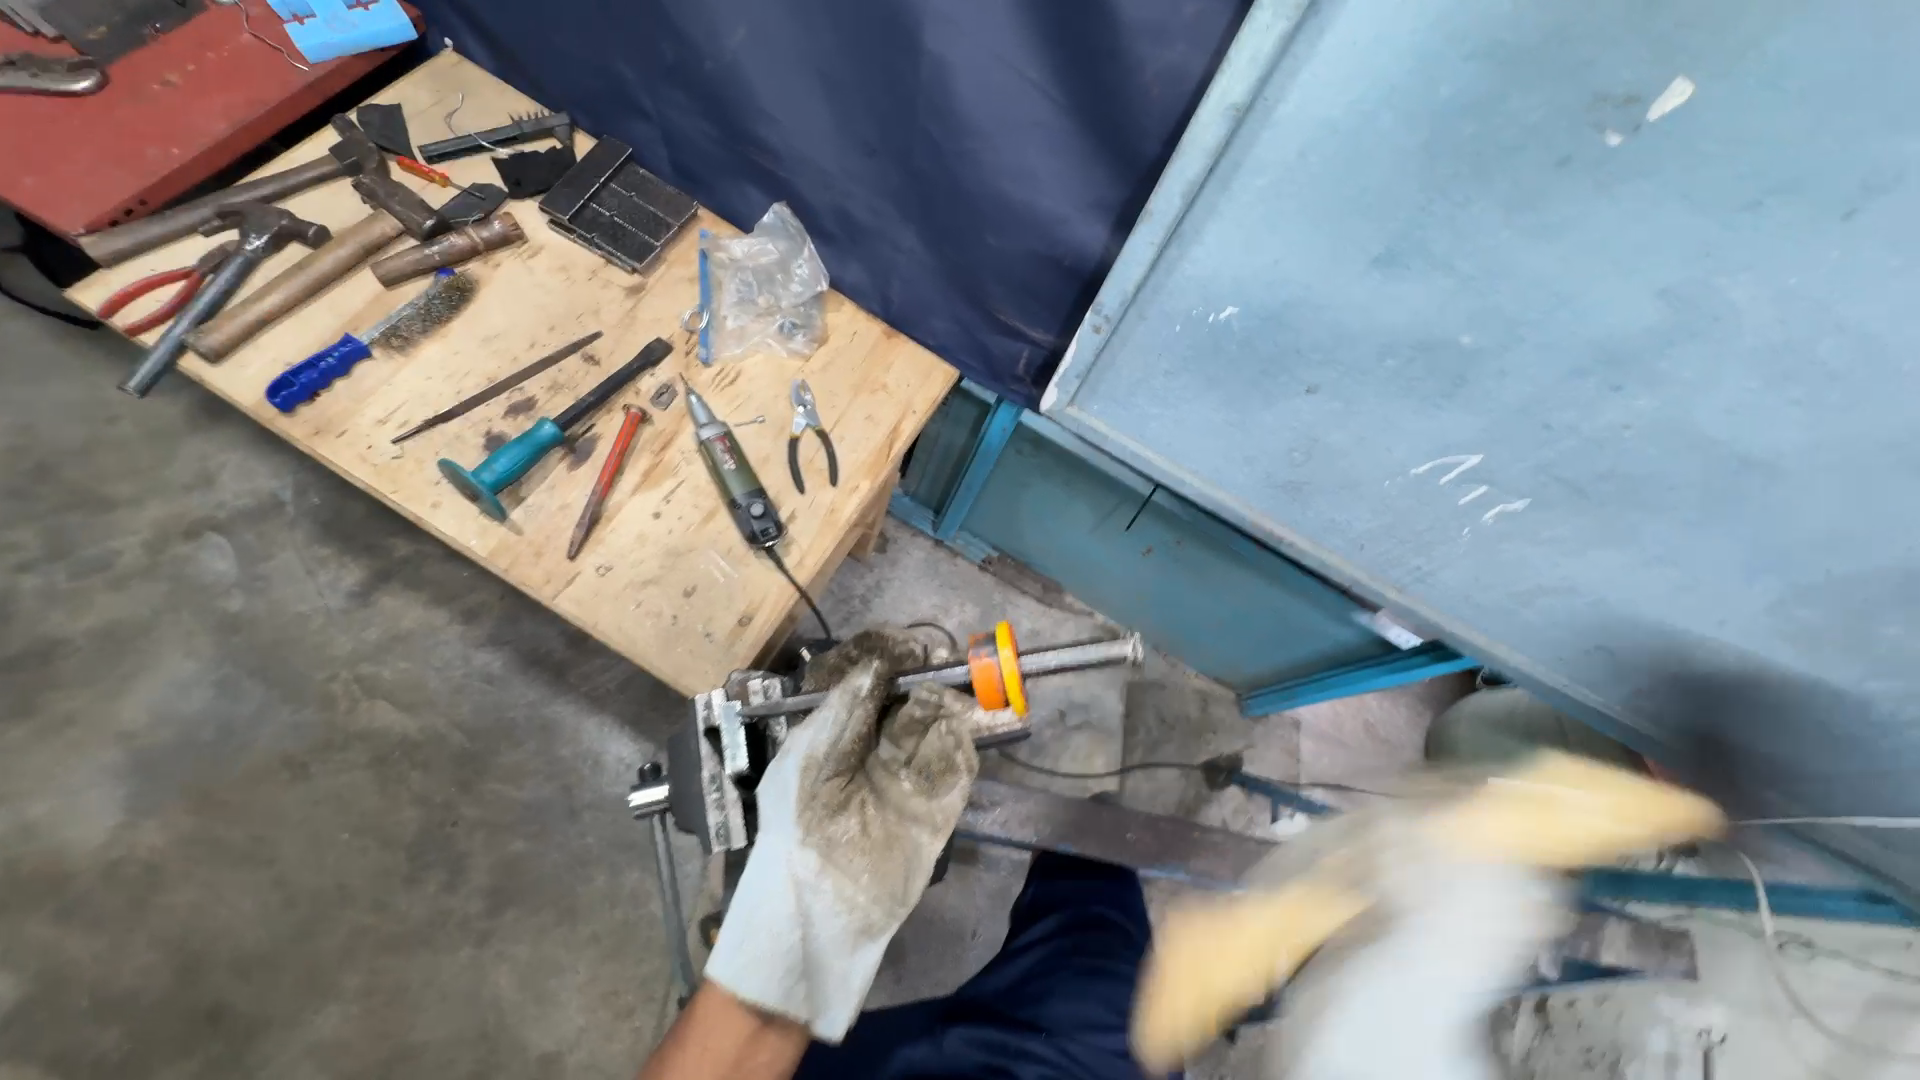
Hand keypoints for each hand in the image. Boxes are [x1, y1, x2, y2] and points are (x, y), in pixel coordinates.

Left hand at [703, 630, 981, 1041]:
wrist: (813, 906)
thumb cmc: (796, 822)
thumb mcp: (809, 755)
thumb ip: (846, 707)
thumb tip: (881, 662)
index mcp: (841, 731)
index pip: (875, 682)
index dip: (893, 659)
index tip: (910, 645)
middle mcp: (878, 748)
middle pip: (912, 699)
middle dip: (927, 676)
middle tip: (942, 661)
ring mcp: (910, 778)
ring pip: (938, 728)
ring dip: (947, 706)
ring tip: (947, 697)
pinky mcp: (937, 809)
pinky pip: (956, 768)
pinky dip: (960, 746)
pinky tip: (956, 732)